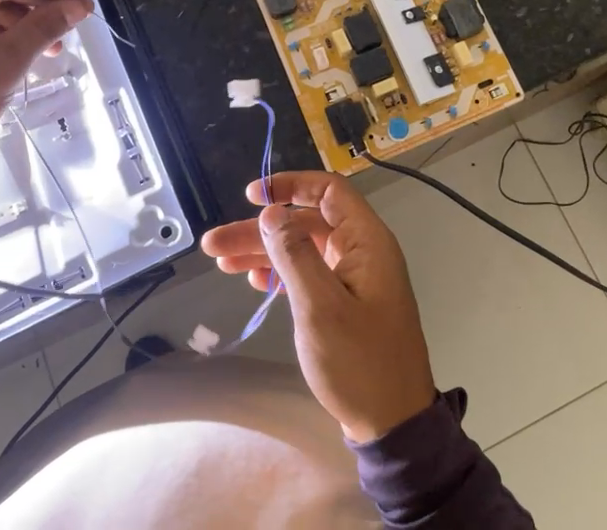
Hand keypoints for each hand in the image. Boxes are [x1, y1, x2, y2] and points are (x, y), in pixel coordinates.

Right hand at [200, 171, 436, 442]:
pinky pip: (310, 274)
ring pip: (304, 249)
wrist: (393, 422)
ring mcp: (356, 278)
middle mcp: (363, 252)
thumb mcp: (320, 306)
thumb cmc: (359, 361)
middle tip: (213, 243)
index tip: (252, 195)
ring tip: (220, 261)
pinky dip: (281, 274)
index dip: (291, 186)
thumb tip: (272, 212)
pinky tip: (254, 280)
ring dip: (264, 252)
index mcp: (367, 241)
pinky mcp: (347, 303)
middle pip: (307, 223)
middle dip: (261, 229)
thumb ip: (295, 255)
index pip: (329, 191)